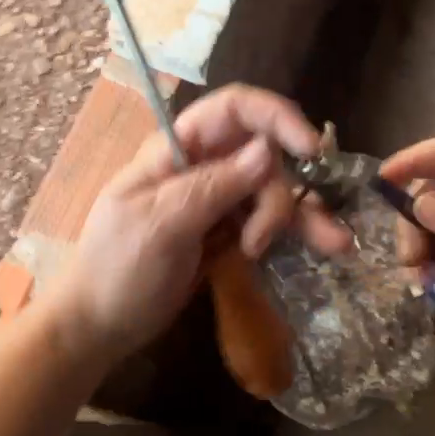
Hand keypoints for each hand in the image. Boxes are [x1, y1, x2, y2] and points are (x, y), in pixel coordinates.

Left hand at [46, 85, 353, 359]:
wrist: (98, 326)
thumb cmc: (116, 268)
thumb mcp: (158, 226)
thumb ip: (211, 187)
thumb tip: (266, 150)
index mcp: (178, 148)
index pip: (234, 109)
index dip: (276, 117)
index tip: (310, 149)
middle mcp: (205, 164)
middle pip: (265, 154)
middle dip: (281, 190)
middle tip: (261, 239)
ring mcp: (220, 198)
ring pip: (276, 188)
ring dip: (304, 213)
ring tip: (336, 244)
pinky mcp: (231, 229)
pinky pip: (273, 219)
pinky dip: (301, 230)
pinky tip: (330, 245)